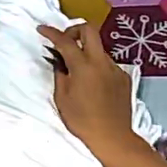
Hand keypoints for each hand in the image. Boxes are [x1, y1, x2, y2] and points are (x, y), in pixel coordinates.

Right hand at [39, 22, 149, 166]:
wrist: (112, 137)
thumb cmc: (81, 120)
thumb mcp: (62, 97)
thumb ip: (60, 74)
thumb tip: (59, 61)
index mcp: (83, 66)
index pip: (65, 41)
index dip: (51, 32)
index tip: (42, 29)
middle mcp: (101, 62)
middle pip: (89, 30)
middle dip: (74, 30)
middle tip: (64, 43)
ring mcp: (115, 69)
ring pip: (98, 49)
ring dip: (86, 53)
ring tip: (78, 72)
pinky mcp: (124, 78)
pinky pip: (107, 65)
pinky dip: (97, 67)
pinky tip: (93, 85)